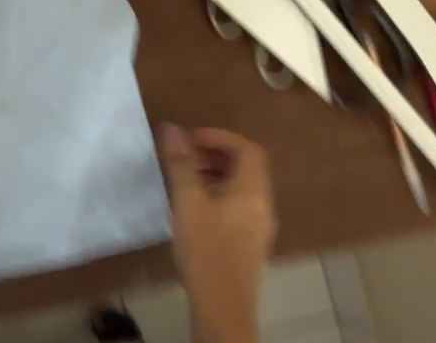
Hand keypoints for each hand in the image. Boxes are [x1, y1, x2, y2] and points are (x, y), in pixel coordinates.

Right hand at [160, 125, 275, 342]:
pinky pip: (237, 205)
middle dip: (213, 153)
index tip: (189, 140)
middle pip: (245, 167)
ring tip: (183, 179)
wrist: (222, 307)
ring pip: (240, 187)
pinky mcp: (249, 244)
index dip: (219, 137)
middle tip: (183, 156)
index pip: (247, 149)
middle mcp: (262, 206)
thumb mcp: (187, 200)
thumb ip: (181, 162)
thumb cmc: (206, 247)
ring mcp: (258, 227)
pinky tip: (192, 207)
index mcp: (253, 191)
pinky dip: (217, 194)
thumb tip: (172, 128)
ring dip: (214, 174)